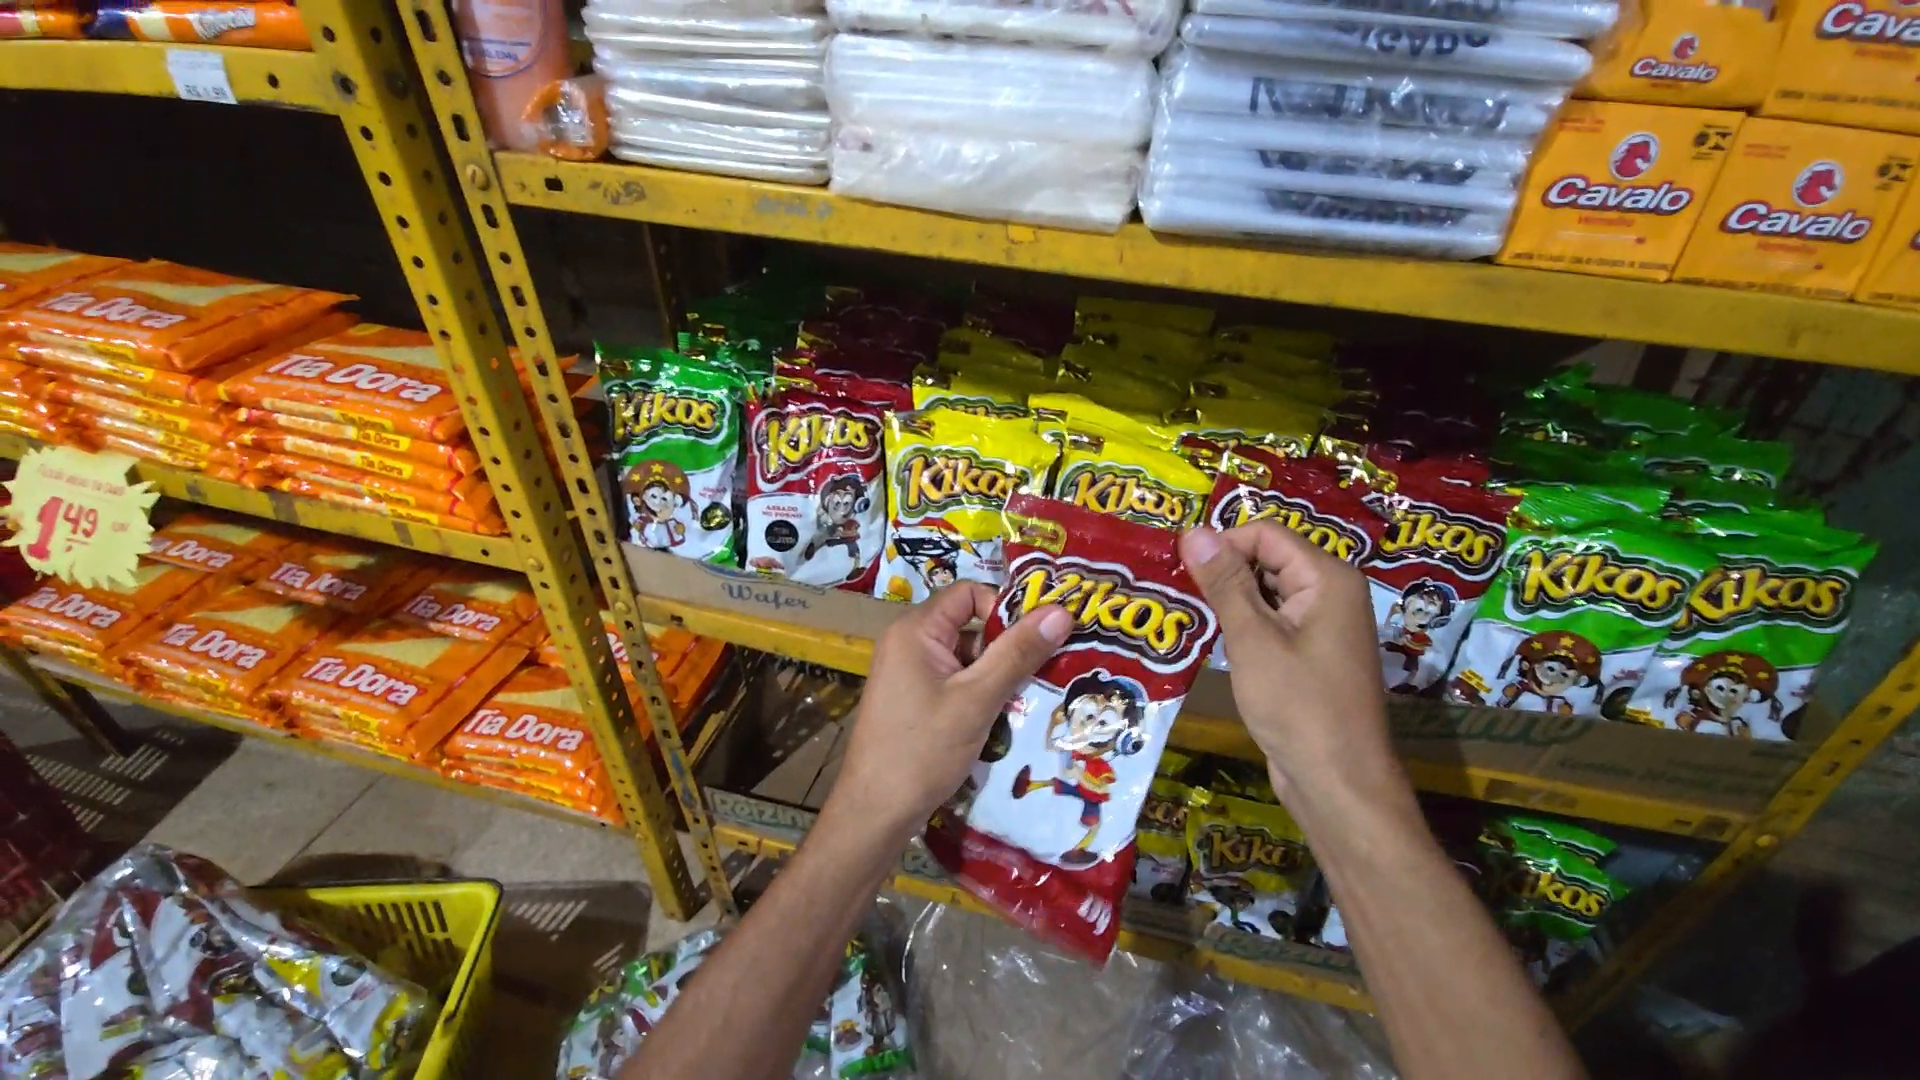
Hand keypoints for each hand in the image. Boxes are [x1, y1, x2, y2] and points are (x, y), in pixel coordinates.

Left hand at [826, 584, 1070, 843]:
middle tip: (1044, 670)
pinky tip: (1003, 718)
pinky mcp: (913, 700)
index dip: (1004, 609)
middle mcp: (908, 642)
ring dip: (996, 674)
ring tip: (1028, 699)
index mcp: (915, 630)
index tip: (1035, 640)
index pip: (969, 593)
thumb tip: (1060, 611)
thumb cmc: (923, 750)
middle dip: (1006, 646)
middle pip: (969, 624)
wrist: (875, 812)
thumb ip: (1017, 653)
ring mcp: (908, 673)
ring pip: (965, 657)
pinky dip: (980, 693)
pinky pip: (954, 681)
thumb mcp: (977, 699)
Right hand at [1178, 523, 1396, 802]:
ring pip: (1267, 592)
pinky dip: (1244, 626)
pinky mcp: (1313, 654)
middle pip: (1268, 559)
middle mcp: (1332, 594)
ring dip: (1230, 601)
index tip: (1179, 567)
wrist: (1338, 782)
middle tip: (1178, 592)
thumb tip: (1193, 531)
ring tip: (1189, 615)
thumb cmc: (1298, 706)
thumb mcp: (1253, 639)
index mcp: (1328, 578)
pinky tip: (1213, 641)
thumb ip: (1224, 583)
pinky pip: (1273, 622)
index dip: (1222, 543)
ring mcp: (1324, 626)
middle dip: (1223, 571)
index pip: (1266, 534)